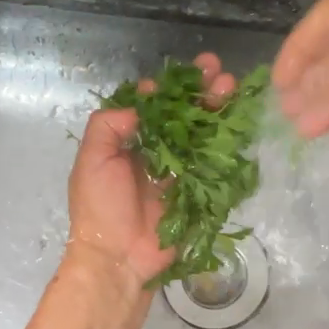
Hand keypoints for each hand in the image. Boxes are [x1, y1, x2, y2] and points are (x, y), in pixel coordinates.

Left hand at [65, 53, 238, 290]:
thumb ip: (108, 126)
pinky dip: (227, 140)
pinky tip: (236, 117)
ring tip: (229, 84)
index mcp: (127, 145)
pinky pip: (214, 163)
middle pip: (181, 115)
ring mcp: (178, 174)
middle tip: (215, 68)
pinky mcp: (197, 193)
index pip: (150, 108)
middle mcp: (154, 155)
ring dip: (216, 107)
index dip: (164, 90)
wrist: (118, 259)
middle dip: (198, 91)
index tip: (171, 82)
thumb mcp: (91, 160)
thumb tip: (141, 103)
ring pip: (201, 133)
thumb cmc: (100, 209)